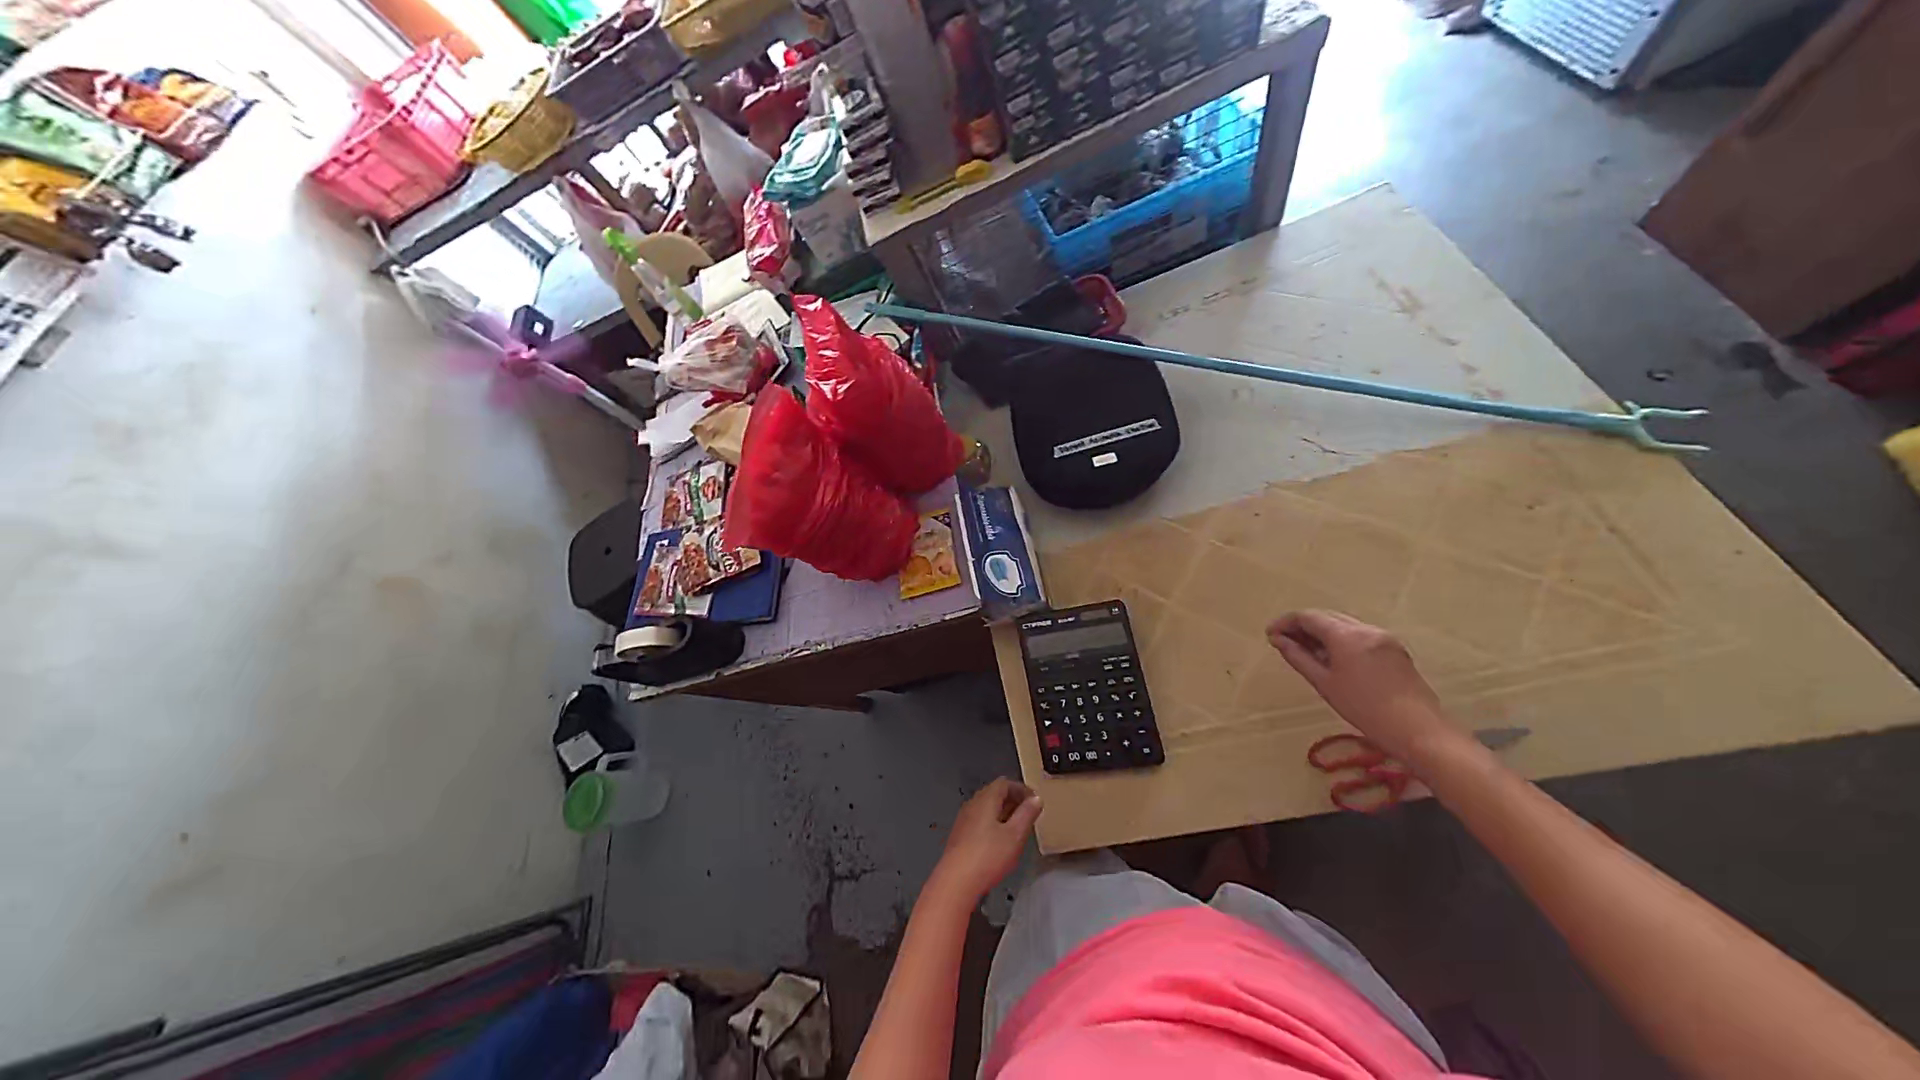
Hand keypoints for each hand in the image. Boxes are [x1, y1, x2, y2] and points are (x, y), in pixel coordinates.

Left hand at [927, 778, 1041, 904]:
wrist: (956, 881)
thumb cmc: (989, 856)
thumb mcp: (1015, 835)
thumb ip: (1027, 814)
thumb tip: (1035, 799)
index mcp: (986, 799)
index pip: (1004, 783)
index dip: (1021, 789)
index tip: (1035, 801)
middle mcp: (972, 804)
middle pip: (994, 793)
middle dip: (1013, 800)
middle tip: (1029, 814)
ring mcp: (964, 819)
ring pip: (986, 808)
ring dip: (1003, 813)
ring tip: (1017, 828)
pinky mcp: (959, 835)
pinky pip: (979, 821)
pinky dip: (992, 823)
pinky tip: (999, 841)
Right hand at [1267, 610, 1460, 761]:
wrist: (1418, 729)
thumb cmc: (1364, 709)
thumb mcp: (1325, 684)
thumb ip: (1299, 657)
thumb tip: (1279, 640)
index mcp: (1346, 636)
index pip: (1308, 617)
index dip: (1286, 622)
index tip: (1270, 635)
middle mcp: (1366, 629)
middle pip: (1326, 616)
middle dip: (1302, 626)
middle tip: (1284, 643)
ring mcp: (1383, 637)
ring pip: (1343, 624)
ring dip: (1321, 633)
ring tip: (1306, 652)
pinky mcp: (1394, 649)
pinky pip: (1359, 635)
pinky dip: (1340, 640)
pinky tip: (1332, 659)